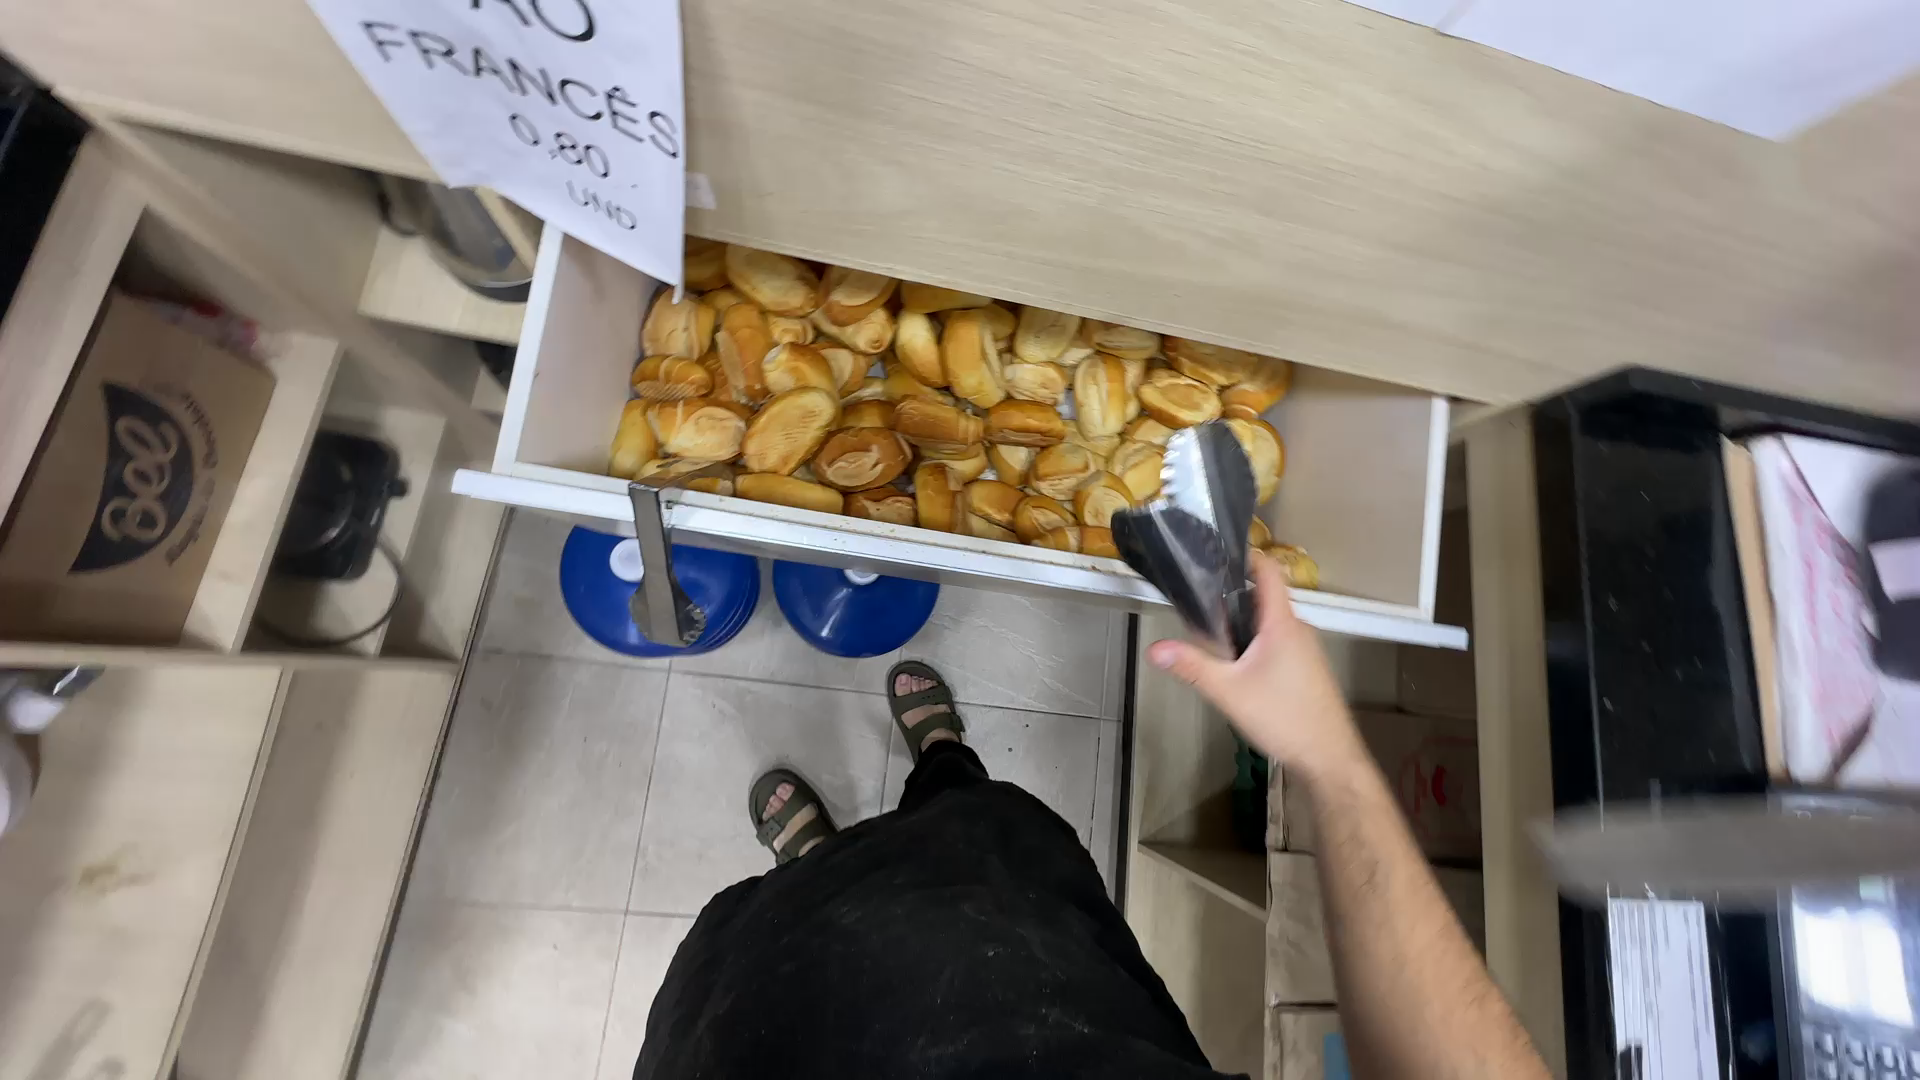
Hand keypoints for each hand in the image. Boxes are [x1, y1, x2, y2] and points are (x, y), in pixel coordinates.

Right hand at [1148, 550, 1365, 780]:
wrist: (1329, 760)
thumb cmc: (1283, 717)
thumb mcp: (1229, 691)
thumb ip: (1192, 666)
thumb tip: (1153, 648)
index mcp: (1282, 624)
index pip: (1269, 573)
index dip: (1246, 556)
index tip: (1217, 552)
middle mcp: (1298, 629)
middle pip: (1264, 598)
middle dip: (1232, 595)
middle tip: (1196, 598)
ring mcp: (1306, 650)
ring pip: (1270, 624)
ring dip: (1243, 622)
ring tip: (1209, 631)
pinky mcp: (1307, 670)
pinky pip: (1278, 642)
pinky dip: (1255, 641)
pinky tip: (1236, 663)